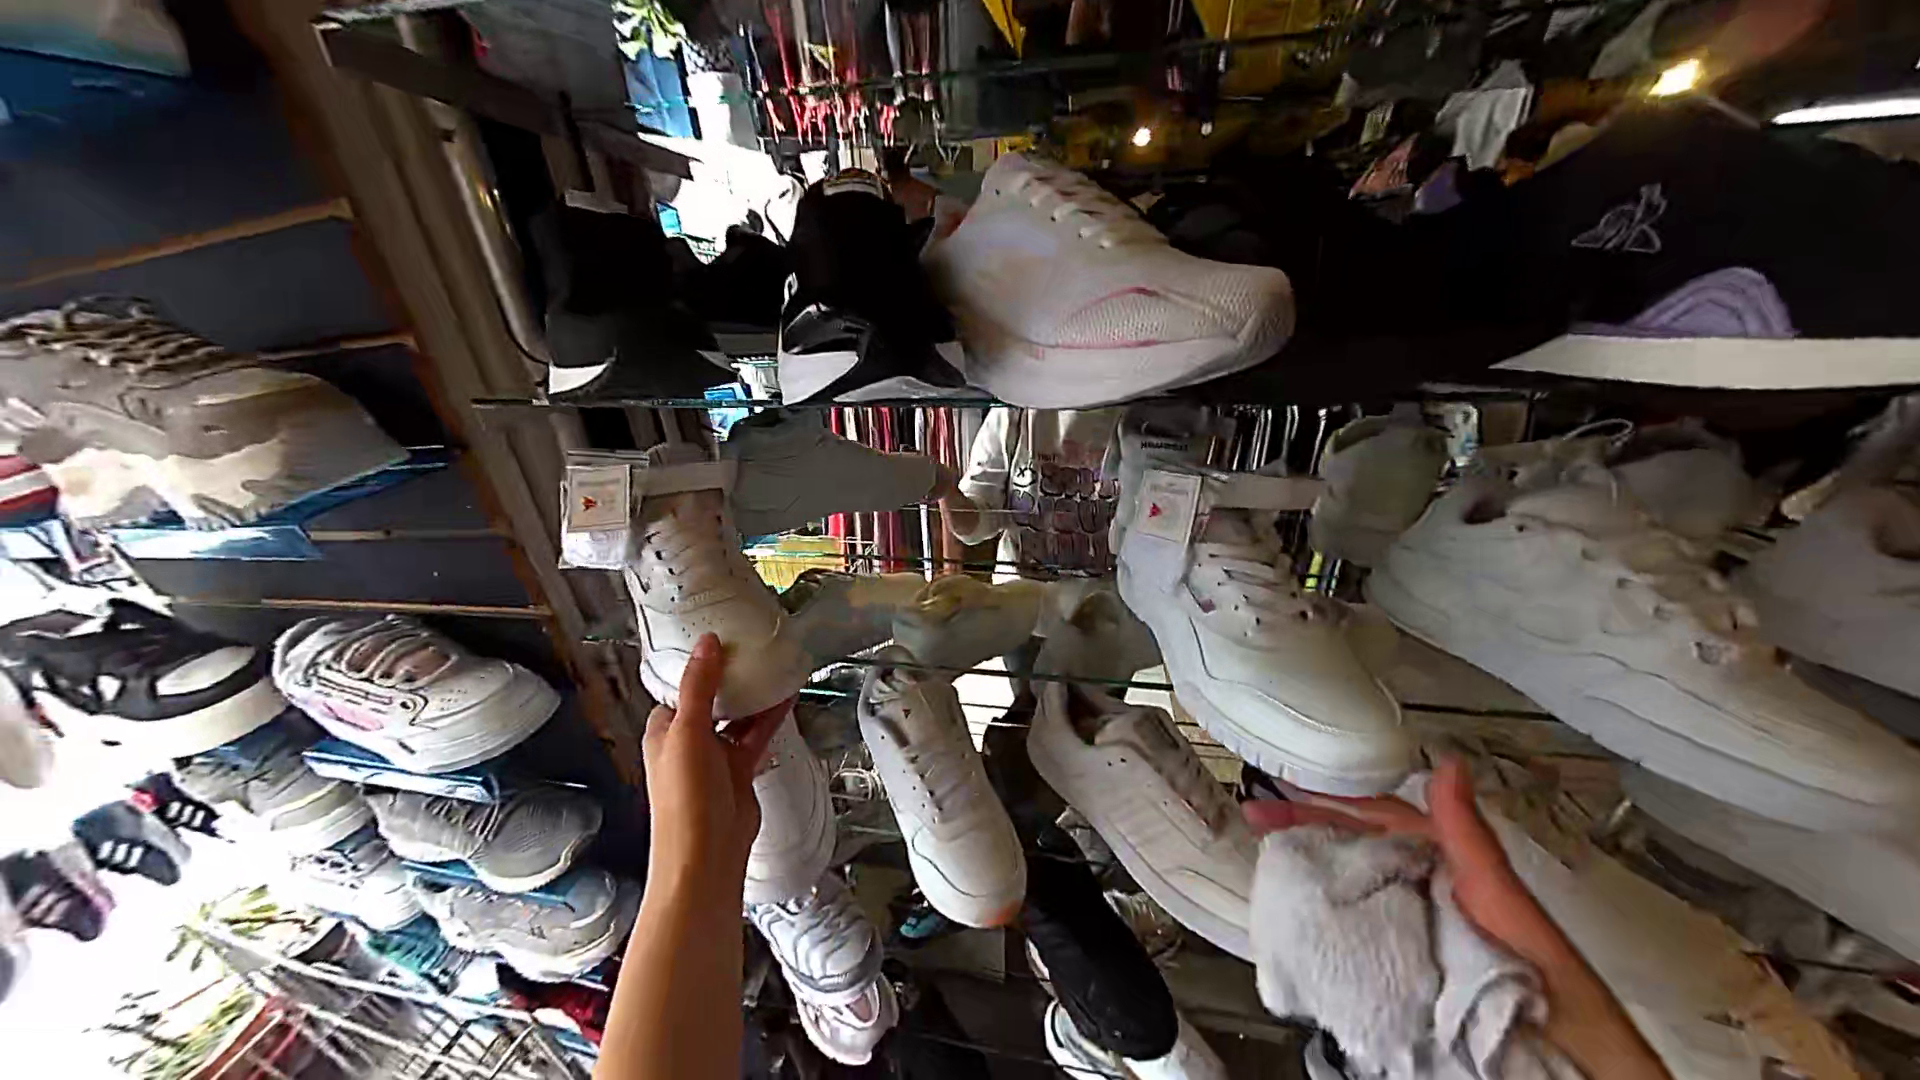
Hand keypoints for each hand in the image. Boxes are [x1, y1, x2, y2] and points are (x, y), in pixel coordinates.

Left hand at [642, 634, 791, 890]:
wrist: (707, 854)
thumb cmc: (685, 800)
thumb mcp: (687, 732)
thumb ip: (699, 686)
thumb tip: (706, 643)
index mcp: (666, 729)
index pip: (683, 685)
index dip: (701, 661)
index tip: (724, 637)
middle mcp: (689, 740)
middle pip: (713, 697)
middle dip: (732, 675)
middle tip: (755, 647)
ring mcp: (715, 755)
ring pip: (738, 714)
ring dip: (755, 694)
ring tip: (775, 666)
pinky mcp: (739, 768)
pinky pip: (757, 733)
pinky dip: (771, 715)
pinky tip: (786, 696)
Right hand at [1243, 759, 1553, 962]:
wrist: (1553, 1048)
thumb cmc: (1535, 969)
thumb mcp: (1496, 893)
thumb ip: (1467, 835)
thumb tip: (1449, 764)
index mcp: (1437, 857)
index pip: (1371, 814)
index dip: (1327, 796)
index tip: (1285, 784)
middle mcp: (1416, 880)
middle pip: (1349, 843)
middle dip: (1301, 826)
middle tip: (1255, 817)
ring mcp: (1404, 916)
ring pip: (1346, 879)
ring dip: (1306, 862)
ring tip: (1264, 857)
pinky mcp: (1397, 953)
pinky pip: (1351, 920)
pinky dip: (1321, 906)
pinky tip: (1295, 905)